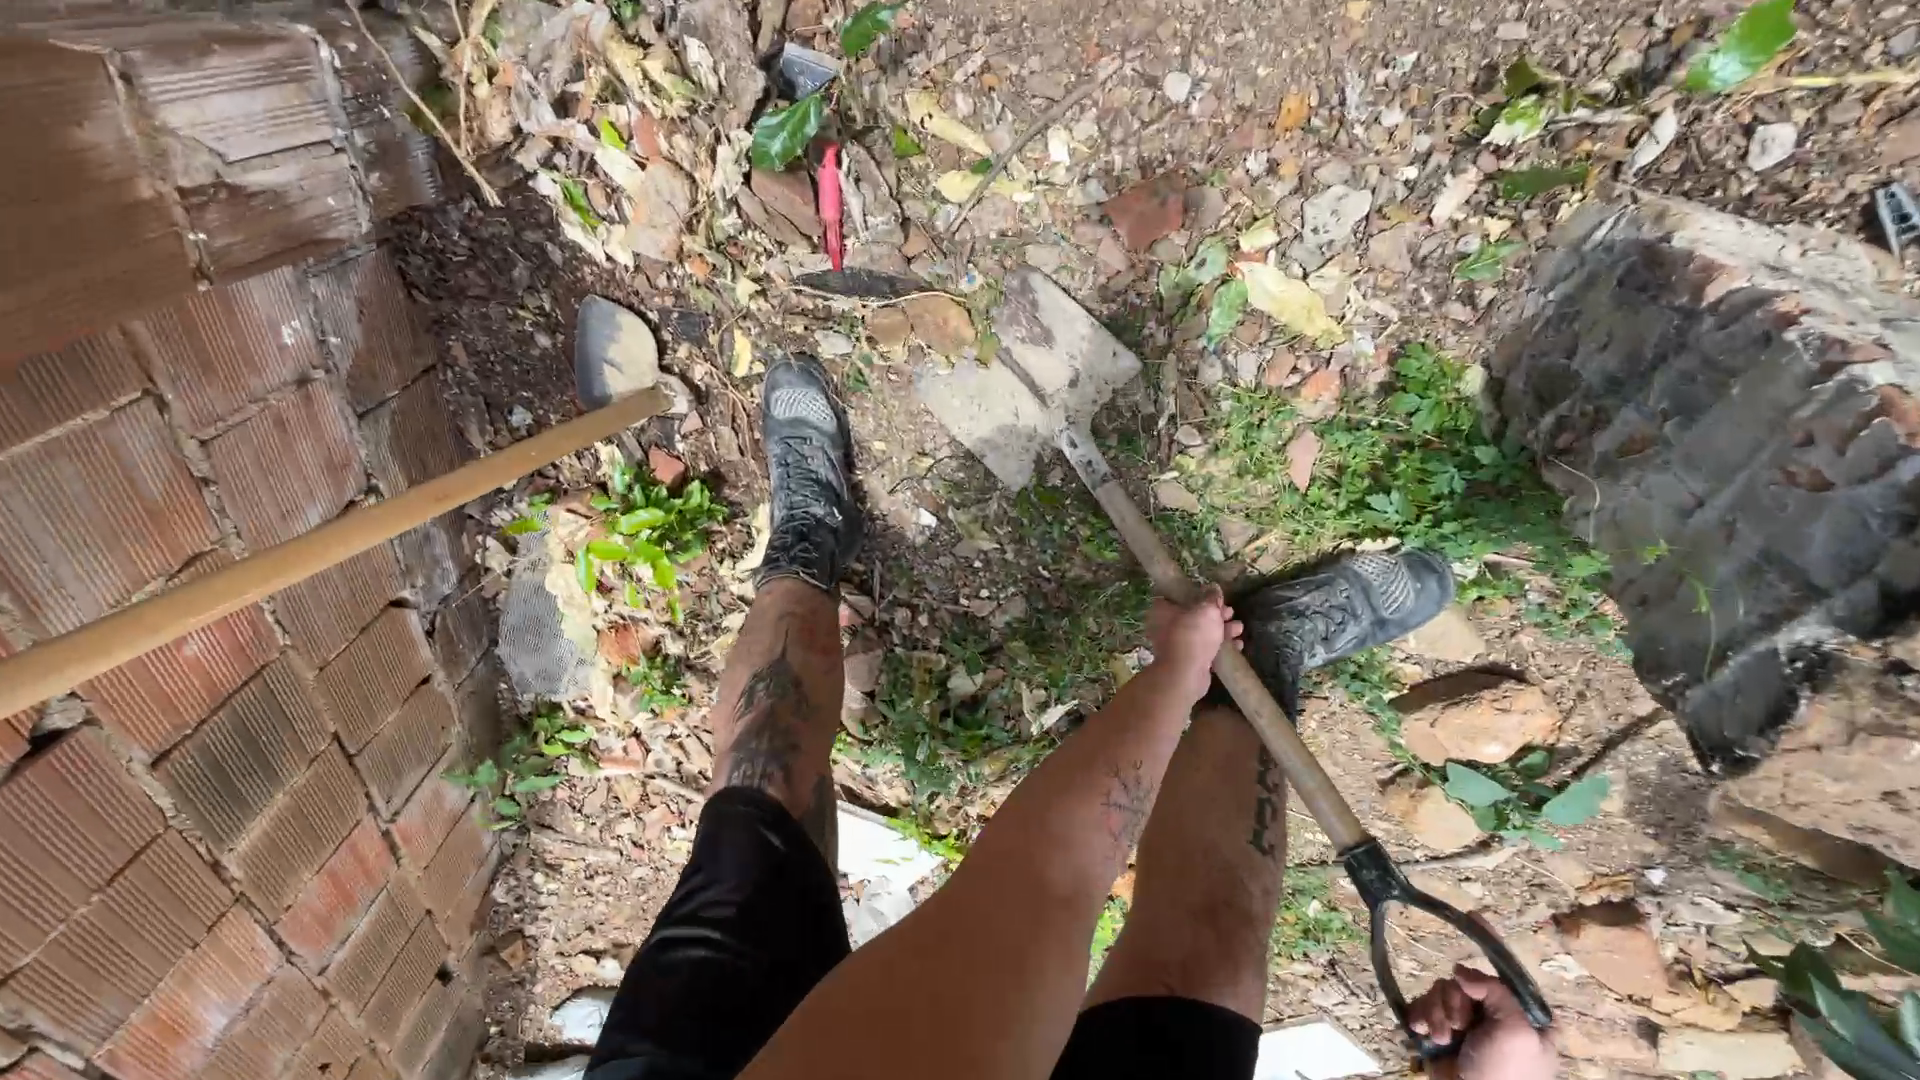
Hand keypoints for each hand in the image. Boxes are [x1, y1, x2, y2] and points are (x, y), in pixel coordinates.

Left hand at [1145, 587, 1242, 701]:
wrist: (1185, 673)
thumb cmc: (1193, 635)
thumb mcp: (1206, 610)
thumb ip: (1211, 597)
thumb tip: (1213, 587)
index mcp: (1162, 610)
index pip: (1178, 597)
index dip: (1198, 595)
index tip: (1215, 597)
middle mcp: (1165, 626)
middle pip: (1193, 615)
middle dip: (1215, 614)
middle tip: (1231, 613)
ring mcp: (1176, 645)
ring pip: (1201, 633)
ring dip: (1221, 630)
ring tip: (1239, 629)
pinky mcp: (1187, 660)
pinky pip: (1205, 649)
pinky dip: (1220, 646)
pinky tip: (1237, 645)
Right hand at [1407, 965, 1555, 1079]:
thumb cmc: (1504, 1073)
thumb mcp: (1515, 1031)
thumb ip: (1495, 991)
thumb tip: (1459, 970)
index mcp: (1523, 1019)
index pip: (1499, 981)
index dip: (1482, 983)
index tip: (1474, 994)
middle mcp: (1494, 1017)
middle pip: (1464, 985)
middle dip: (1453, 1002)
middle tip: (1458, 1025)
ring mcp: (1465, 1025)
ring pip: (1440, 992)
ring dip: (1434, 1013)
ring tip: (1440, 1039)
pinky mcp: (1440, 1031)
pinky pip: (1423, 1006)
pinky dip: (1420, 1017)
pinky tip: (1421, 1031)